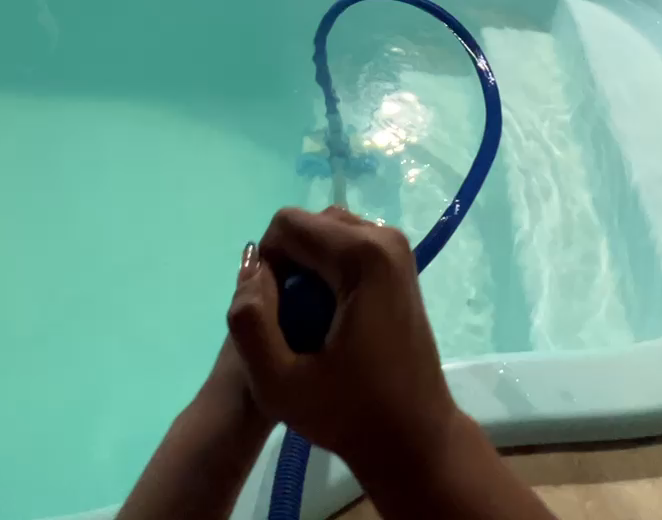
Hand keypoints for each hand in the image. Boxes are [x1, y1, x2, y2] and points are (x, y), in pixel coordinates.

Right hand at [226, 207, 462, 476]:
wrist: (413, 436)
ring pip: (327, 230)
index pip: (287, 225)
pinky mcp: (399, 260)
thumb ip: (248, 323)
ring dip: (306, 265)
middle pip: (310, 223)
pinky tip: (329, 315)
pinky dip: (327, 268)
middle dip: (288, 262)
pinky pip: (347, 243)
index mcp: (362, 255)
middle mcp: (384, 236)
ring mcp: (396, 246)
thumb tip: (250, 269)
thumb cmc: (348, 414)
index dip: (267, 265)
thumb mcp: (278, 384)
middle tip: (291, 320)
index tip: (274, 314)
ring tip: (308, 320)